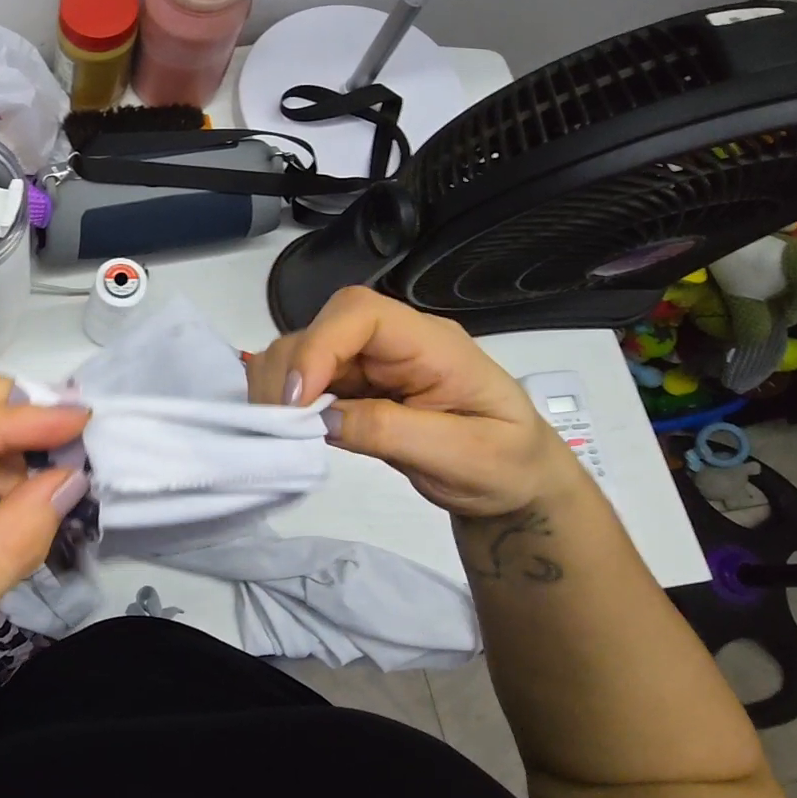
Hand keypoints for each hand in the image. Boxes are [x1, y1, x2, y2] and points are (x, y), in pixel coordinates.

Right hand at [246, 287, 585, 518]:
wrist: (516, 484)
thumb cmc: (505, 466)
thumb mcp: (463, 457)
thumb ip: (391, 433)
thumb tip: (321, 418)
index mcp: (432, 345)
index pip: (360, 313)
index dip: (318, 346)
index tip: (299, 401)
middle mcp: (392, 343)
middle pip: (319, 328)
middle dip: (289, 372)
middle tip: (280, 427)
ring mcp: (368, 364)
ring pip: (301, 352)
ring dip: (280, 387)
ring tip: (284, 433)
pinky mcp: (350, 386)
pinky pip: (303, 380)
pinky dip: (285, 402)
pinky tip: (292, 430)